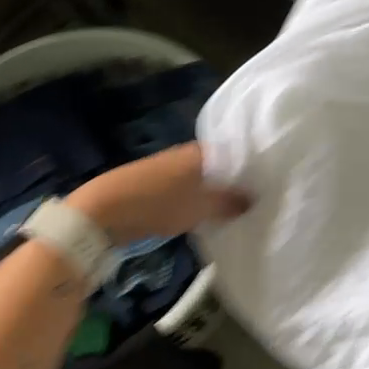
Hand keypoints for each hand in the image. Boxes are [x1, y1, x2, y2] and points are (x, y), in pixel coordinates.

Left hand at [65, 142, 250, 243]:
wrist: (103, 211)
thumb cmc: (158, 202)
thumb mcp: (200, 207)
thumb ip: (229, 202)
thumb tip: (253, 198)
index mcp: (199, 151)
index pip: (233, 153)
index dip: (249, 169)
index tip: (265, 185)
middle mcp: (185, 155)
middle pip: (217, 168)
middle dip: (232, 184)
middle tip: (253, 202)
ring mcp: (167, 170)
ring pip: (200, 181)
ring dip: (212, 195)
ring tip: (232, 212)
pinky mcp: (153, 188)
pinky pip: (184, 192)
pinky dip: (195, 203)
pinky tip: (203, 217)